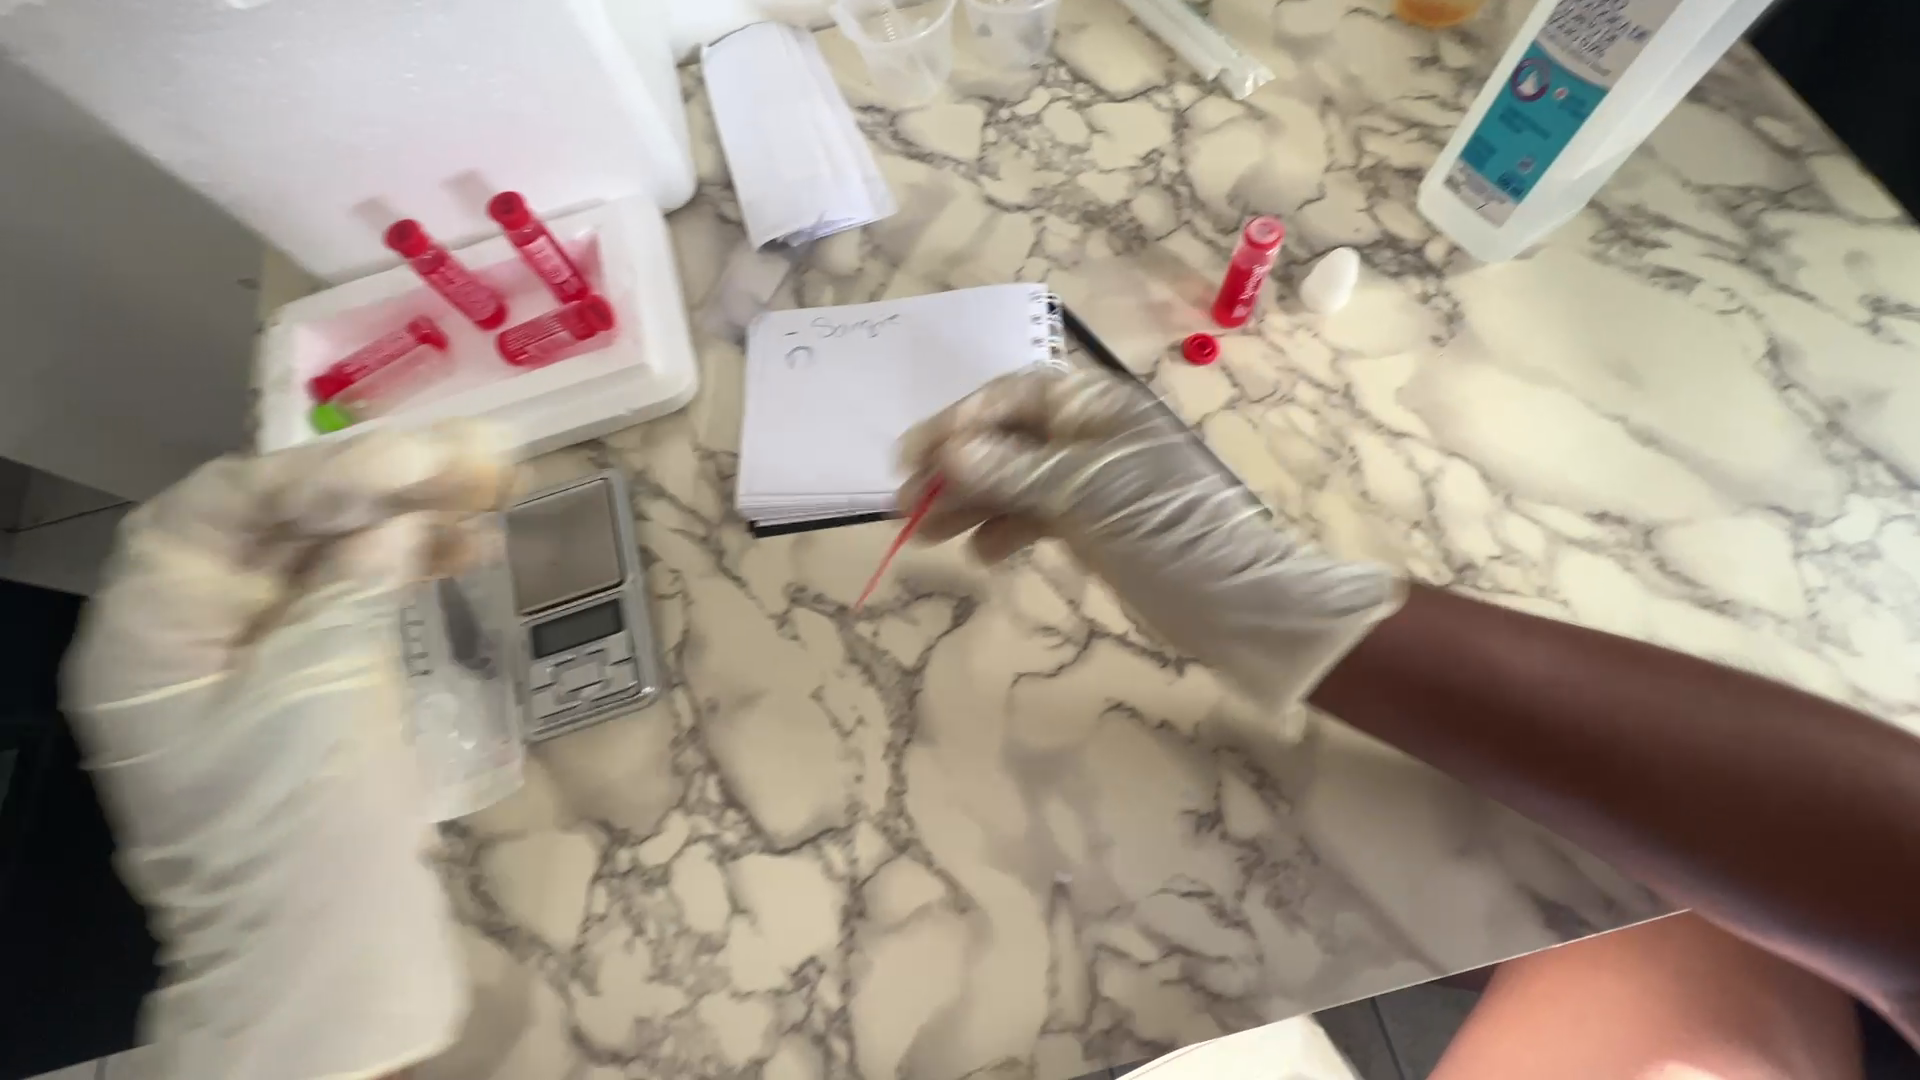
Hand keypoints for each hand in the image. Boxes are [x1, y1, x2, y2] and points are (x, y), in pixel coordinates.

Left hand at [62, 424, 509, 1079]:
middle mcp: (209, 618)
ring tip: (498, 483)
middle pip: (289, 518)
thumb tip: (397, 519)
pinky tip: (481, 541)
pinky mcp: (338, 653)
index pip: (219, 511)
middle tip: (478, 454)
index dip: (313, 475)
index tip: (411, 464)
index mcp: (156, 629)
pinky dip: (428, 557)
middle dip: (384, 480)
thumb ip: (349, 595)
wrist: (330, 915)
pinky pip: (378, 584)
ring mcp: (279, 634)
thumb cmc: (297, 816)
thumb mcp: (316, 695)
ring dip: (421, 510)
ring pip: (345, 545)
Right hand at [899, 369, 1402, 706]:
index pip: (1014, 398)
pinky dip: (1005, 531)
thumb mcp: (1086, 494)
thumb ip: (1014, 471)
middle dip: (956, 468)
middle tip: (905, 503)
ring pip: (1014, 482)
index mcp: (1097, 409)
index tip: (914, 454)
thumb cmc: (1165, 533)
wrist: (1234, 605)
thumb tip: (948, 450)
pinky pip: (1034, 516)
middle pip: (1007, 440)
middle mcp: (1090, 436)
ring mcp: (1090, 482)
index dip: (960, 420)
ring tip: (927, 533)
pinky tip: (982, 554)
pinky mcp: (1091, 523)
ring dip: (970, 503)